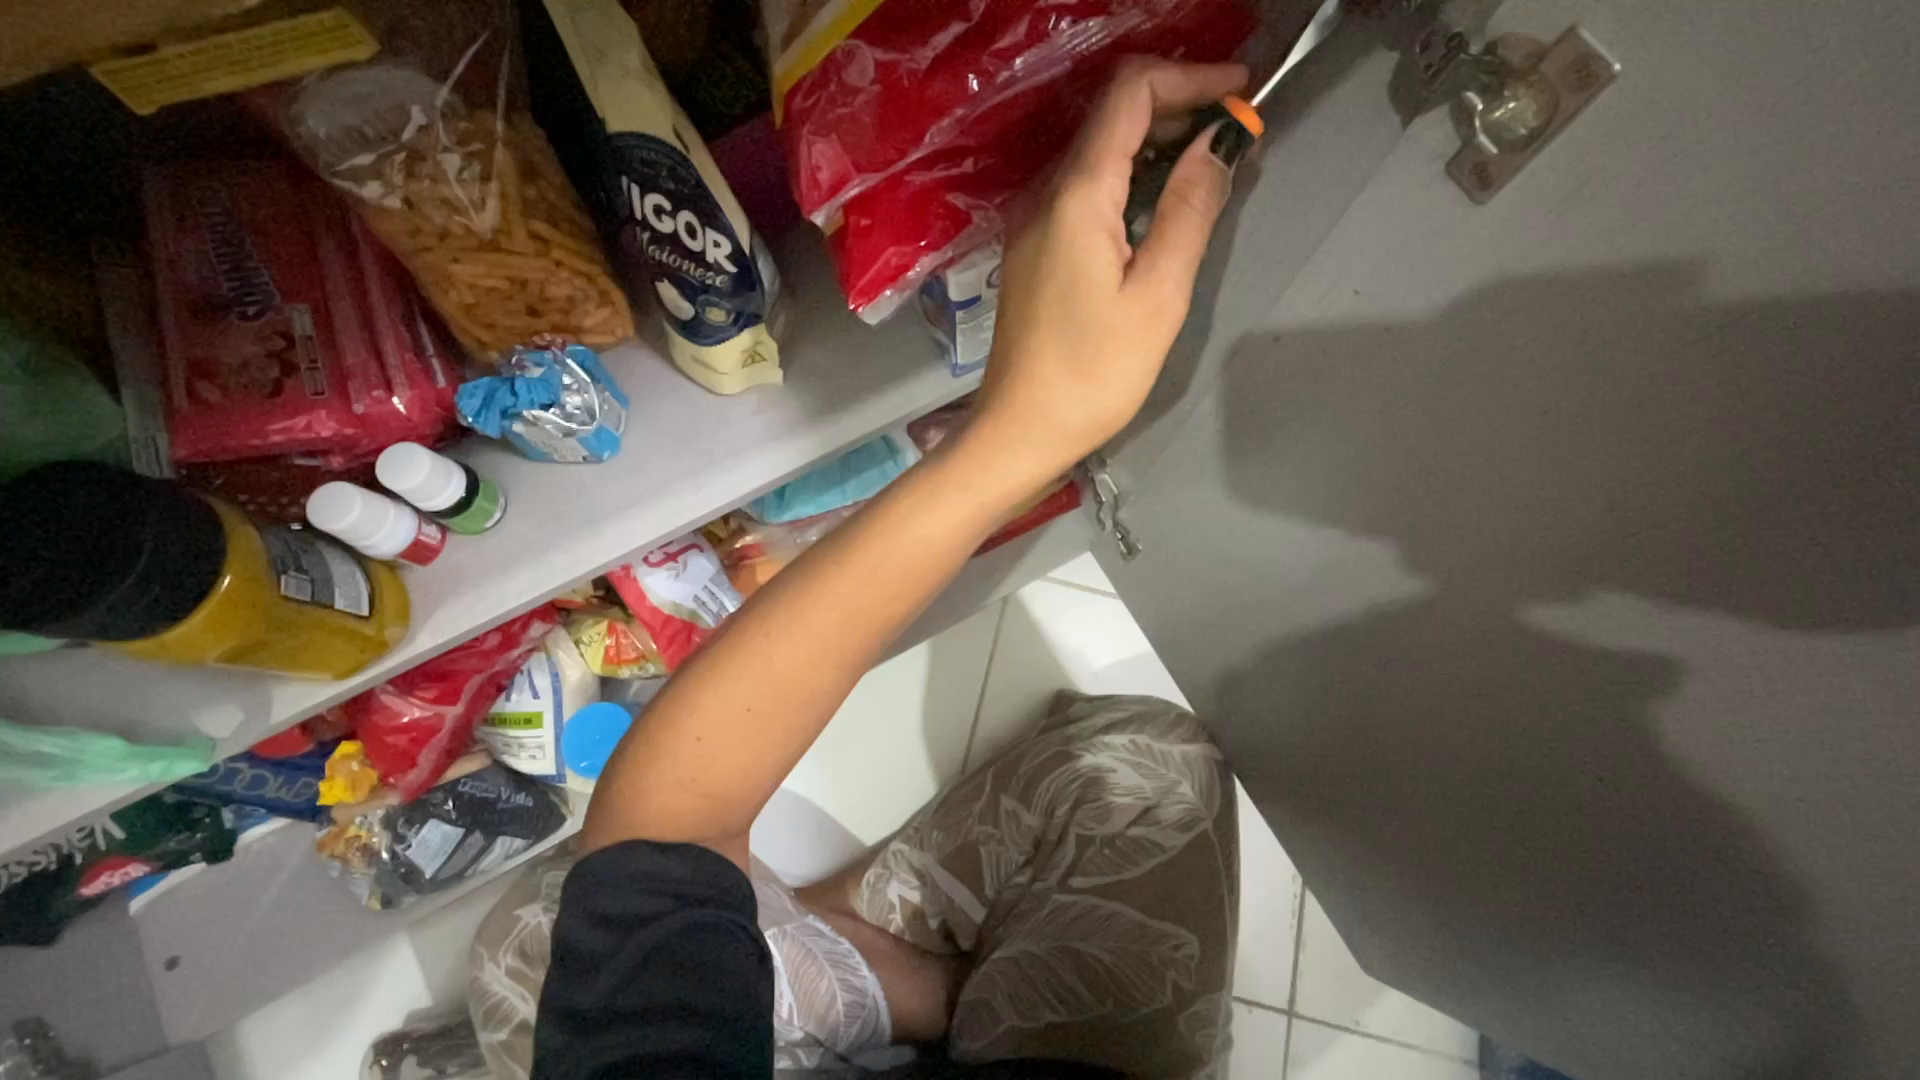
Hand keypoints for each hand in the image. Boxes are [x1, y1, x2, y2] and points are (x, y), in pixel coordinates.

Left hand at [965, 58, 1248, 480]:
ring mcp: (1031, 225)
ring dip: (1152, 146)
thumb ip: (1188, 211)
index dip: (1190, 77)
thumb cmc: (1092, 376)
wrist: (1020, 431)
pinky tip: (1157, 210)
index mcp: (1076, 197)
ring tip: (1206, 168)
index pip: (1129, 94)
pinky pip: (1080, 194)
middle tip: (1233, 133)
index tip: (1241, 93)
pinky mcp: (1031, 254)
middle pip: (1110, 118)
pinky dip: (1125, 183)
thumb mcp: (1157, 295)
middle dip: (1176, 107)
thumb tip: (1216, 145)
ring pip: (1095, 156)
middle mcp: (1044, 197)